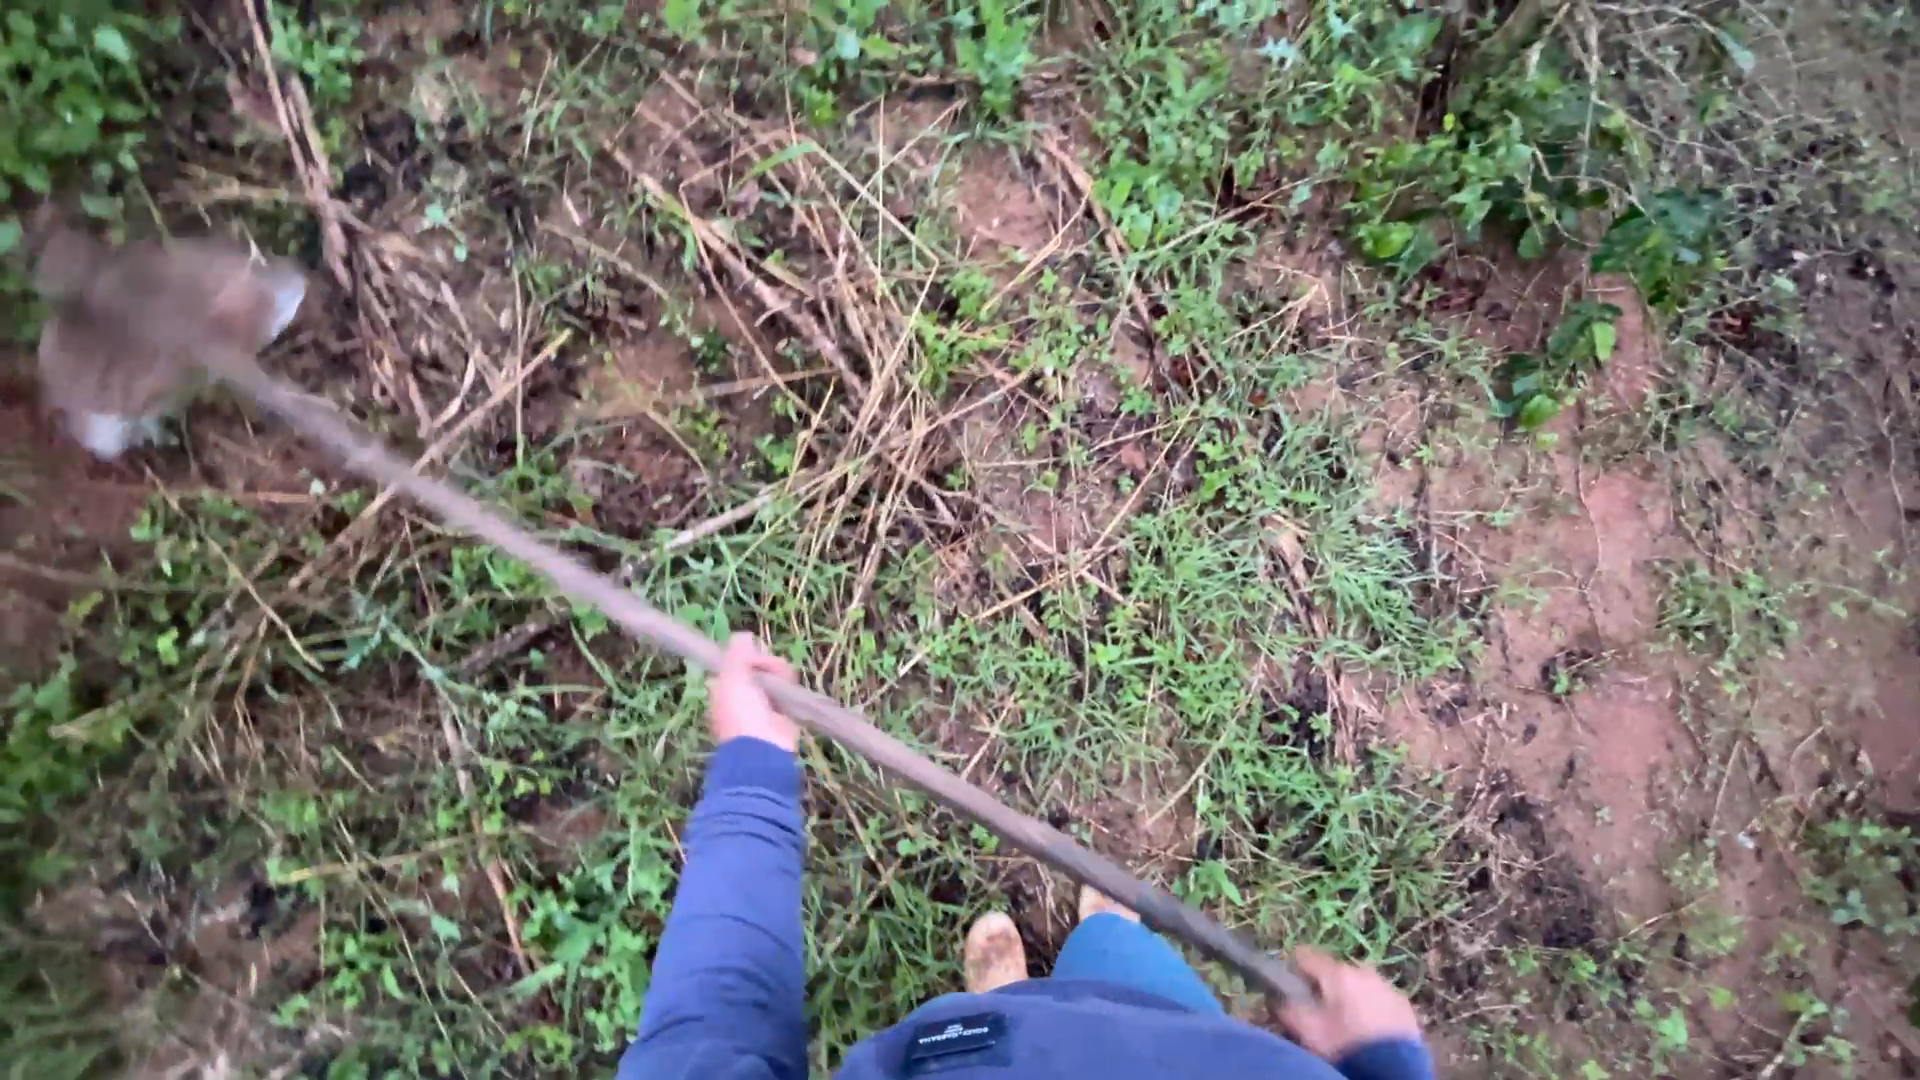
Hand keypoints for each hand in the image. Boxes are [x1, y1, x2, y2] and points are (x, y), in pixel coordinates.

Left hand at [708, 633, 798, 751]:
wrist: (764, 746)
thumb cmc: (741, 712)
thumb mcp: (732, 676)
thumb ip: (736, 652)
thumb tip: (744, 634)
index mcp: (723, 688)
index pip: (736, 661)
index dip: (746, 655)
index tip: (753, 653)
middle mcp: (741, 694)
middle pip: (756, 666)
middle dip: (765, 662)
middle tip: (769, 667)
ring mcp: (762, 702)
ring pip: (773, 675)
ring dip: (779, 671)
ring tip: (783, 677)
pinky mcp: (781, 708)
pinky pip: (786, 687)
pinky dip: (789, 683)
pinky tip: (790, 683)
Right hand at [1276, 946, 1422, 1061]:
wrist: (1395, 1073)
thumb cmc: (1345, 1046)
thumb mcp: (1307, 1030)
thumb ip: (1285, 1007)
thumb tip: (1274, 995)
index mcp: (1335, 971)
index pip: (1303, 955)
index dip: (1293, 970)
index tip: (1290, 988)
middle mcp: (1361, 969)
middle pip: (1332, 970)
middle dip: (1324, 986)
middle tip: (1320, 1012)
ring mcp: (1386, 986)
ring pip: (1358, 983)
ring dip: (1349, 996)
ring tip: (1347, 1023)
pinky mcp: (1404, 1005)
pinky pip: (1379, 998)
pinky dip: (1371, 1008)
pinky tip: (1369, 1030)